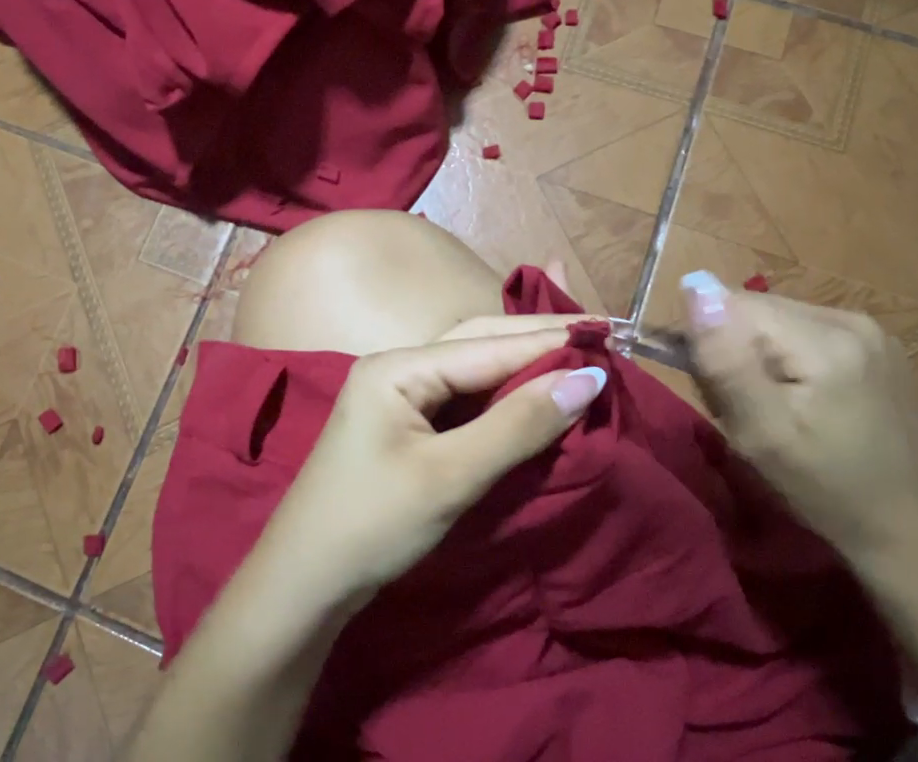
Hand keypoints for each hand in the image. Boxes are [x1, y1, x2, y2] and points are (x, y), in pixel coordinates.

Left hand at [250, 319, 609, 608]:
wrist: (306, 581)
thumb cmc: (374, 524)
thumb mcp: (452, 475)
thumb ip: (519, 424)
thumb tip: (589, 377)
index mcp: (399, 366)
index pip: (490, 344)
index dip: (551, 342)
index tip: (611, 336)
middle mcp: (397, 366)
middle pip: (480, 342)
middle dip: (539, 339)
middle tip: (602, 334)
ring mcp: (398, 395)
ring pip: (474, 368)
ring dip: (524, 363)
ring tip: (579, 354)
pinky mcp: (405, 424)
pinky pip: (463, 396)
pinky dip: (503, 393)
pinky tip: (534, 389)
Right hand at [677, 271, 917, 560]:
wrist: (912, 531)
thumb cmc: (826, 489)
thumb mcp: (761, 433)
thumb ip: (725, 359)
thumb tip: (695, 284)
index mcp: (825, 338)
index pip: (733, 304)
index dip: (711, 343)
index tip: (719, 395)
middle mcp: (852, 319)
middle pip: (759, 310)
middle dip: (737, 350)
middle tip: (746, 411)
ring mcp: (874, 332)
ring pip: (781, 321)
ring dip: (761, 356)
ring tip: (775, 410)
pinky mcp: (881, 349)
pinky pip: (809, 335)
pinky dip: (790, 361)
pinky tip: (804, 404)